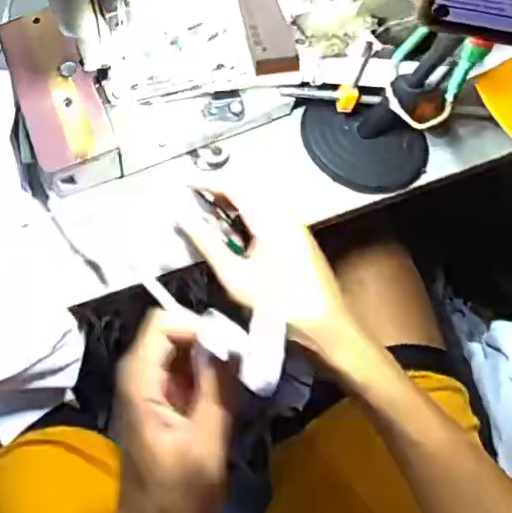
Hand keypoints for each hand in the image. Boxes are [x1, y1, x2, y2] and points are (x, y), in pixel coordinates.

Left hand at [110, 309, 232, 512]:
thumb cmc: (175, 497)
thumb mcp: (204, 446)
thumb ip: (217, 389)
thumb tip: (231, 343)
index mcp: (139, 377)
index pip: (163, 322)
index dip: (197, 326)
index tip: (229, 347)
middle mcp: (137, 371)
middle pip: (172, 329)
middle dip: (207, 340)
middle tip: (239, 361)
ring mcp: (147, 383)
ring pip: (180, 346)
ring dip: (209, 357)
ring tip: (236, 377)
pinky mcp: (159, 396)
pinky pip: (182, 367)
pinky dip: (205, 372)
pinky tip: (224, 392)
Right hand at [178, 192, 365, 368]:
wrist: (327, 328)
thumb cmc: (281, 305)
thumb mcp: (235, 275)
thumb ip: (206, 243)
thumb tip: (184, 220)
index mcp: (271, 216)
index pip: (233, 186)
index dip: (207, 184)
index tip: (187, 186)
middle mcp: (285, 214)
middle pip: (245, 194)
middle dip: (218, 198)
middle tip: (193, 205)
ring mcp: (294, 226)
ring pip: (255, 207)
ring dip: (231, 212)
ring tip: (209, 224)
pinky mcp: (297, 239)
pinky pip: (266, 219)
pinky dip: (246, 223)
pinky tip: (234, 241)